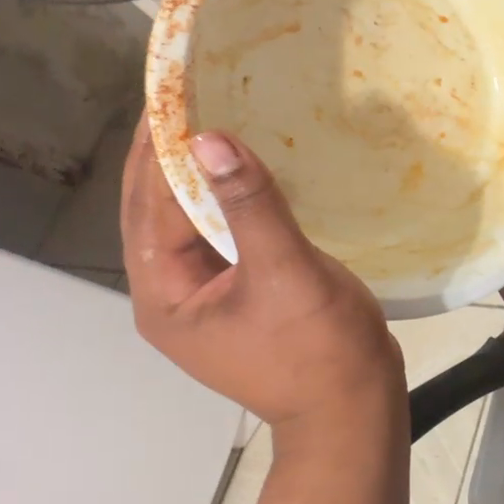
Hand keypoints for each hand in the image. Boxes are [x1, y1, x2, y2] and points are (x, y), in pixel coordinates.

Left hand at [120, 122, 402, 429]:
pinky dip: (228, 205)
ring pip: (191, 227)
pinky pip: (222, 241)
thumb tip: (211, 140)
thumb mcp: (286, 274)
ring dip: (198, 179)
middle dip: (168, 158)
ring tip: (215, 126)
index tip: (172, 96)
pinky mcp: (241, 302)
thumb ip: (251, 207)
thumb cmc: (318, 347)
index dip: (159, 149)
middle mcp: (172, 297)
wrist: (352, 407)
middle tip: (186, 98)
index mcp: (165, 295)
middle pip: (159, 214)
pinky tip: (249, 181)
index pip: (151, 206)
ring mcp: (206, 302)